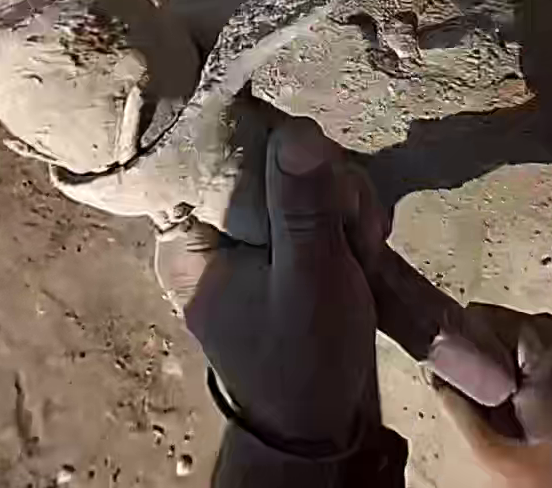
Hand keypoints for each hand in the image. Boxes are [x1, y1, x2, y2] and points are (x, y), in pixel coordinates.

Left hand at [154, 117, 383, 448]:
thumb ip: (303, 207)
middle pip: (270, 155)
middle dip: (326, 185)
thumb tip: (297, 129)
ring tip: (361, 246)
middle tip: (354, 229)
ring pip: (299, 169)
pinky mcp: (278, 232)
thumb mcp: (307, 281)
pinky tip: (361, 243)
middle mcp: (212, 220)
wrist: (322, 422)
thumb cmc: (304, 361)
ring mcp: (247, 225)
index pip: (225, 149)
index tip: (322, 181)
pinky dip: (346, 211)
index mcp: (189, 232)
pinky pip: (313, 192)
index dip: (278, 150)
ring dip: (344, 200)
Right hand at [432, 305, 551, 487]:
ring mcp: (550, 337)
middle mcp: (545, 325)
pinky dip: (499, 375)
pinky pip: (505, 349)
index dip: (459, 353)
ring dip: (485, 372)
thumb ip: (456, 402)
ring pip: (489, 339)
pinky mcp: (551, 351)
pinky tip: (512, 407)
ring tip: (502, 412)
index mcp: (537, 336)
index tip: (463, 389)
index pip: (470, 318)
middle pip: (480, 326)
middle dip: (473, 363)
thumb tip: (430, 367)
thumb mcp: (494, 447)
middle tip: (487, 408)